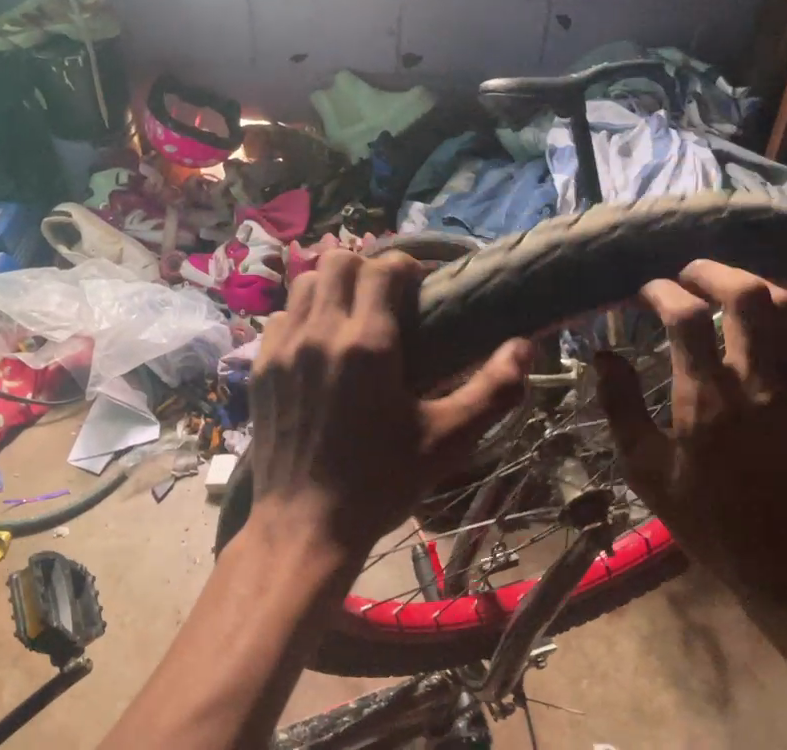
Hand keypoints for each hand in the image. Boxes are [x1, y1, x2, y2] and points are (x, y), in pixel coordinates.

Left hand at [248, 249, 532, 556]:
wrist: (306, 526)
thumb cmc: (382, 482)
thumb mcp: (448, 440)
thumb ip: (493, 391)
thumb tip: (526, 346)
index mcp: (368, 343)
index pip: (382, 267)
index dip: (406, 267)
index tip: (419, 289)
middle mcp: (321, 332)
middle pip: (338, 260)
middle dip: (366, 269)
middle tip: (387, 299)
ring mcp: (284, 348)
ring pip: (306, 283)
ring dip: (333, 288)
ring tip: (353, 316)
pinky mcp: (260, 368)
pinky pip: (280, 317)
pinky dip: (302, 317)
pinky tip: (318, 347)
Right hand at [598, 260, 786, 599]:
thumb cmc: (707, 520)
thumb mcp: (646, 471)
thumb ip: (621, 407)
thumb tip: (603, 355)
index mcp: (707, 399)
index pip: (685, 316)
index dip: (659, 291)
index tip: (642, 293)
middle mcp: (758, 382)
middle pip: (745, 295)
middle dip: (710, 272)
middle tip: (684, 275)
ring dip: (753, 285)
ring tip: (724, 289)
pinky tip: (768, 322)